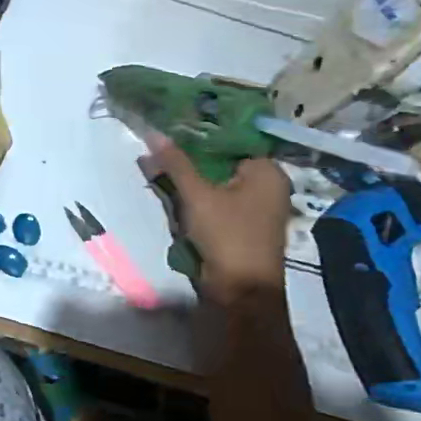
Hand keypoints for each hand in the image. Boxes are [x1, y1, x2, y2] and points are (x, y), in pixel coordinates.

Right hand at [142, 132, 291, 303]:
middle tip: (159, 149)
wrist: (241, 292)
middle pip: (222, 162)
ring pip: (216, 182)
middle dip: (189, 158)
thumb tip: (153, 131)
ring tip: (159, 168)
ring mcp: (257, 207)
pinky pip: (217, 201)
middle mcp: (268, 186)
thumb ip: (175, 163)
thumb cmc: (227, 235)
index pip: (230, 140)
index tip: (170, 128)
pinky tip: (173, 193)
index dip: (199, 133)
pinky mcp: (243, 225)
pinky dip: (197, 198)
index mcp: (268, 172)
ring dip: (190, 179)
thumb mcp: (197, 195)